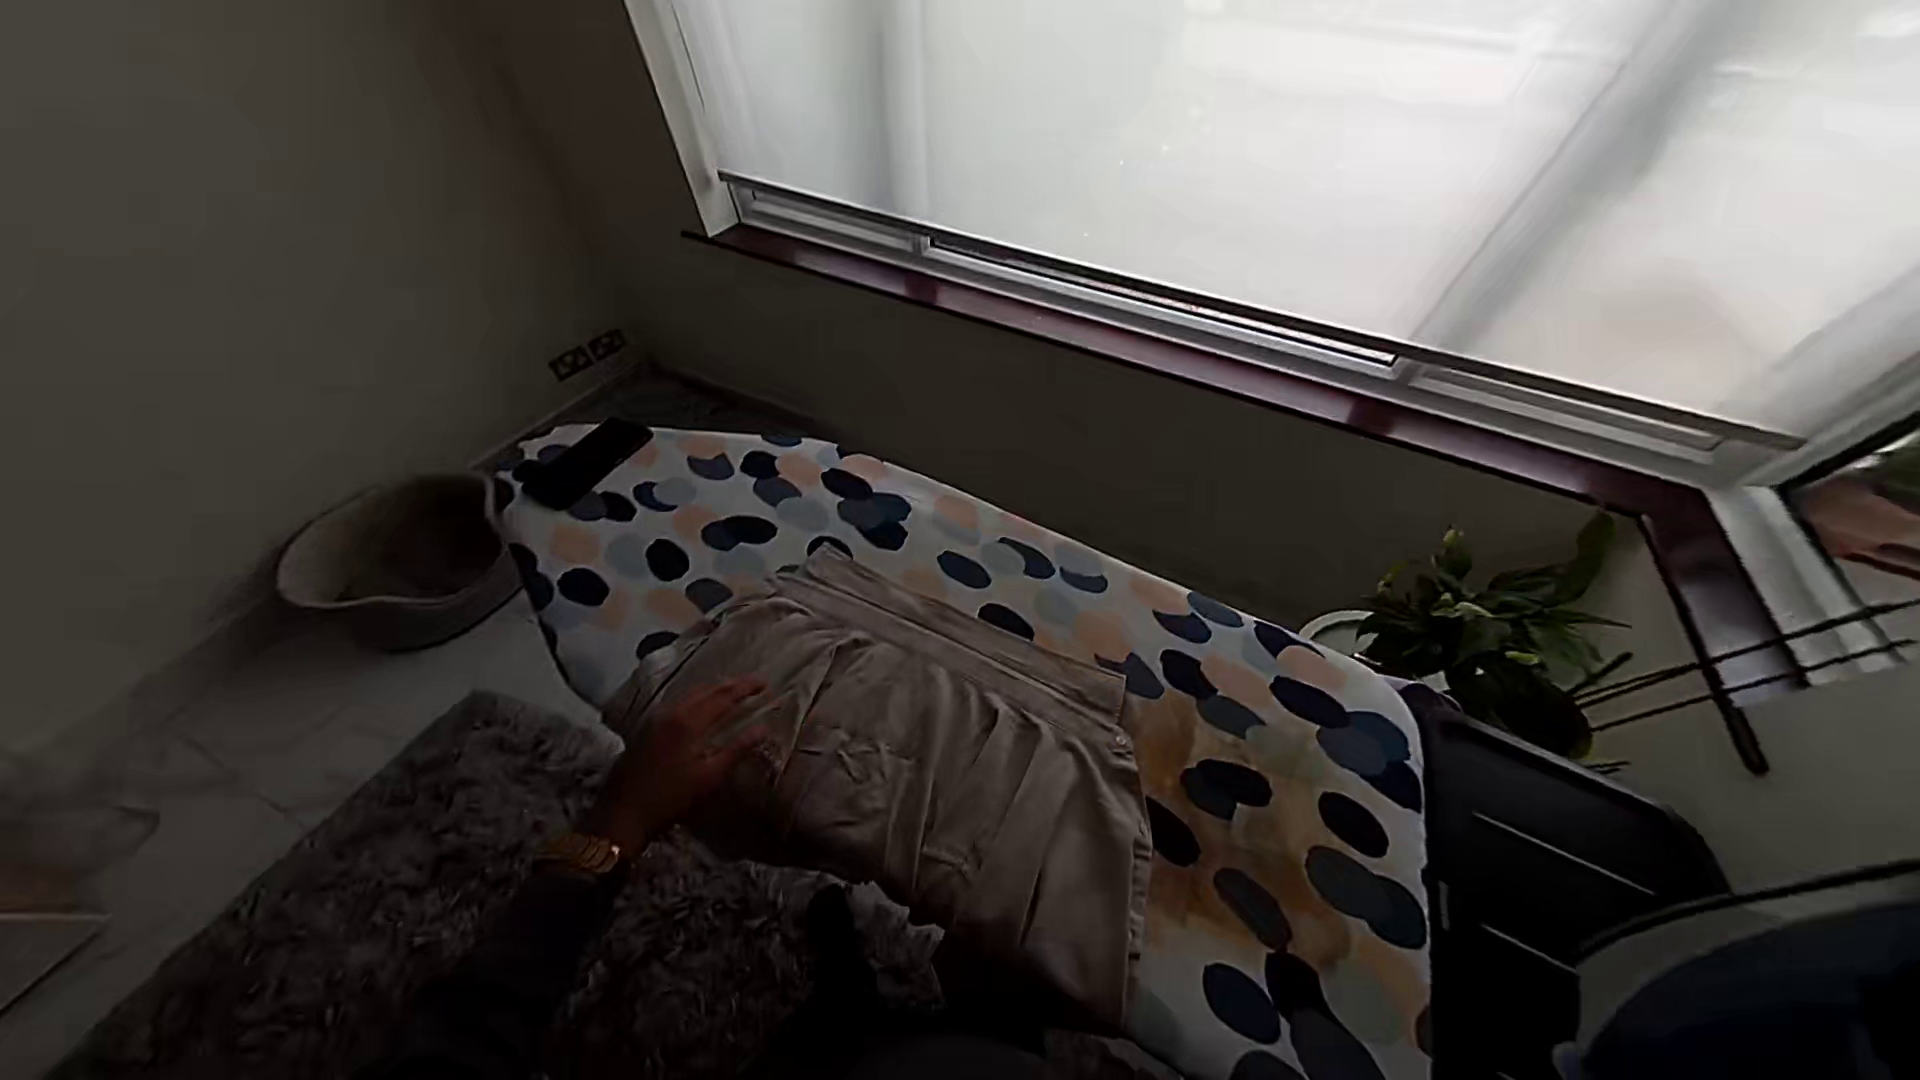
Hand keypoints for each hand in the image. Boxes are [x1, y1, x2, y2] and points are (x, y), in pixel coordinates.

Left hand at [579, 676, 772, 852]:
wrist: (620, 816)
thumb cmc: (670, 799)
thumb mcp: (710, 777)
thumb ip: (738, 750)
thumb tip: (764, 729)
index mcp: (689, 722)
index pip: (724, 696)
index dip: (746, 687)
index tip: (765, 682)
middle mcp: (672, 713)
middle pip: (706, 690)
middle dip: (732, 684)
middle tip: (753, 683)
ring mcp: (655, 719)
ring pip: (690, 695)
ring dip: (714, 690)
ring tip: (732, 691)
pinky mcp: (646, 728)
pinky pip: (679, 703)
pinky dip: (697, 699)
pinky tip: (701, 707)